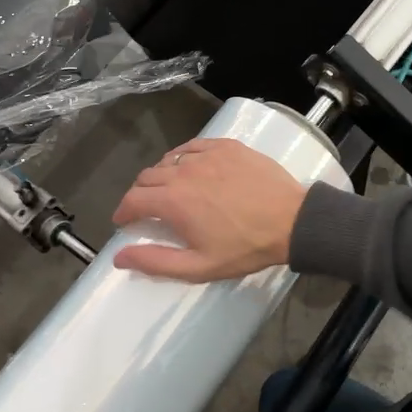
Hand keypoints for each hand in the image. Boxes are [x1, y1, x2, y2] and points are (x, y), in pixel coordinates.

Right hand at [111, 137, 307, 281]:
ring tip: (169, 190)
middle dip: (140, 193)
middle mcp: (184, 171)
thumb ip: (155, 261)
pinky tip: (191, 168)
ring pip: (170, 159)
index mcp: (172, 201)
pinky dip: (184, 157)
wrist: (291, 221)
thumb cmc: (245, 248)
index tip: (125, 221)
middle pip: (147, 176)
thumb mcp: (199, 266)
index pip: (132, 199)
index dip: (123, 211)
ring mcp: (207, 154)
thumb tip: (119, 256)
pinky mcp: (227, 146)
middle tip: (147, 209)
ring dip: (161, 175)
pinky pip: (194, 145)